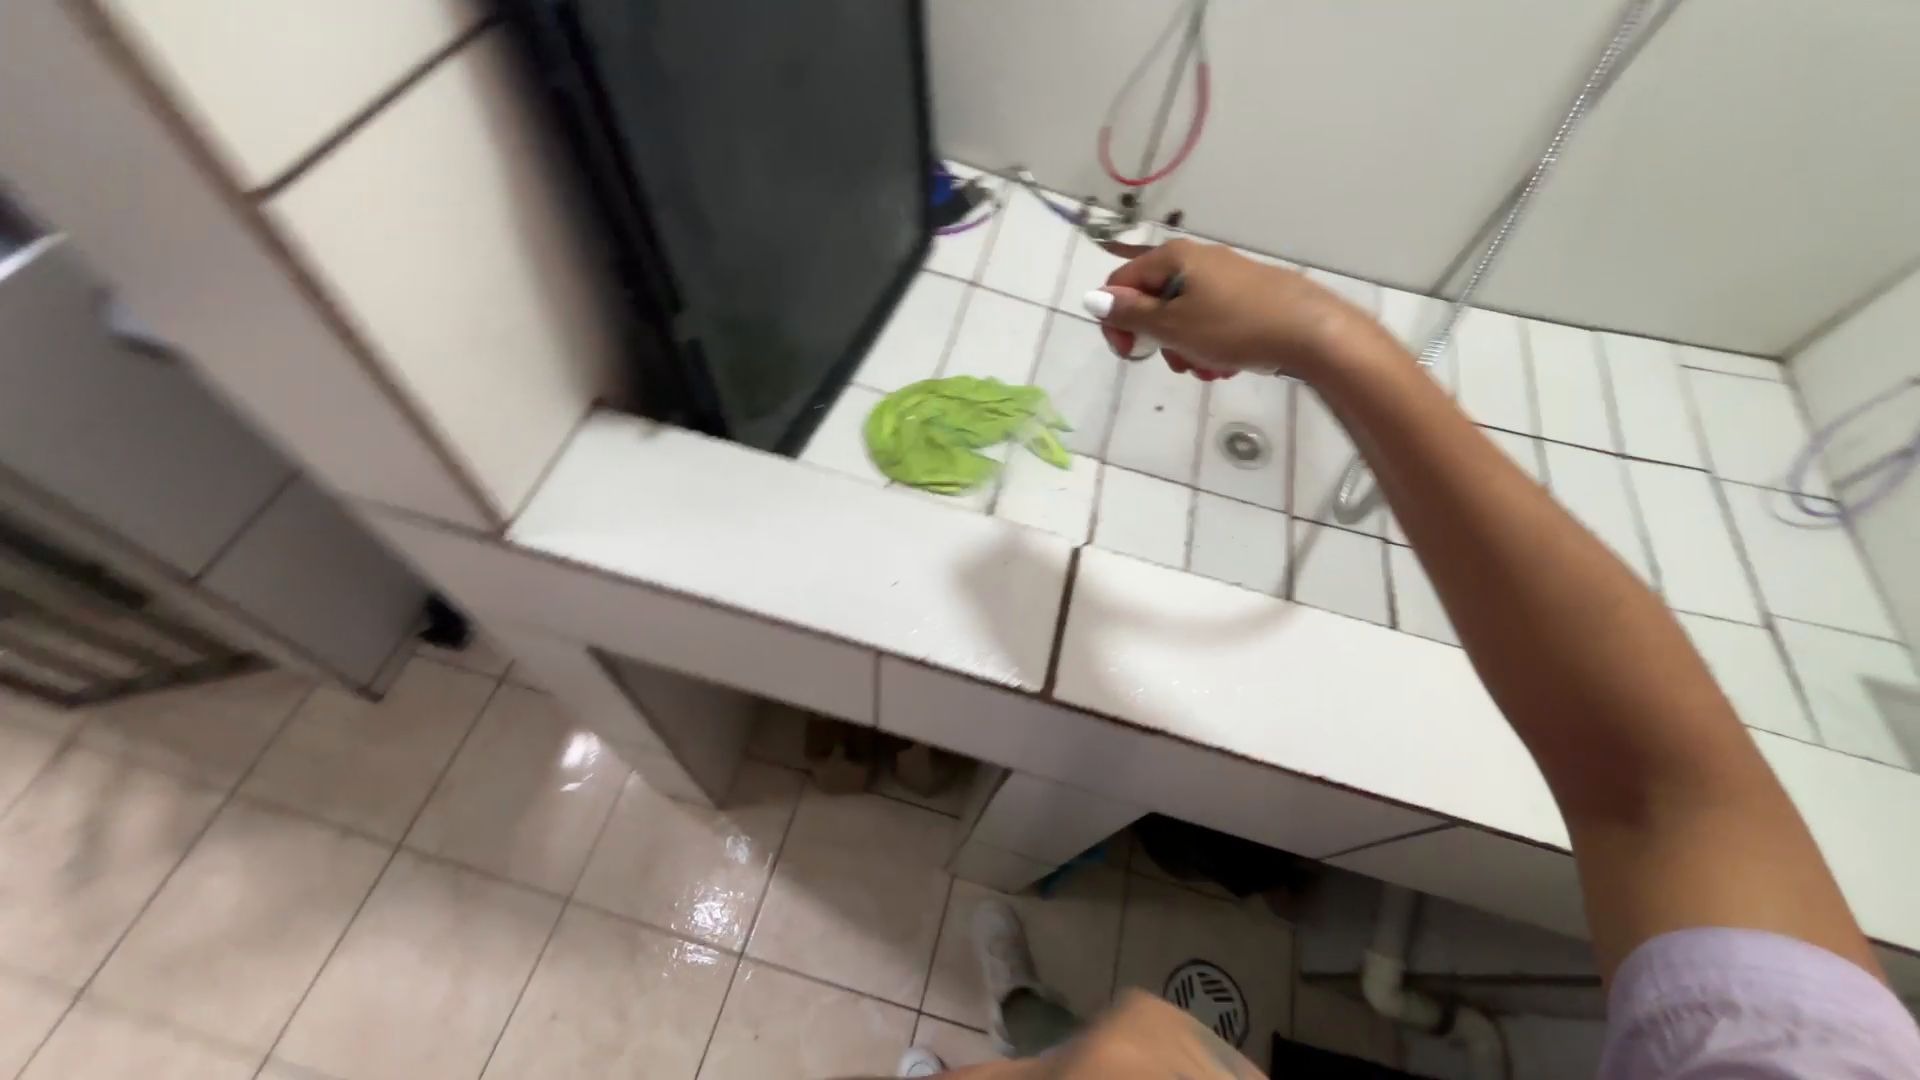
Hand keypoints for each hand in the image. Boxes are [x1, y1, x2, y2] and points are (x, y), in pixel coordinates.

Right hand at [1087, 238, 1379, 379]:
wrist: (1309, 332)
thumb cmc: (1234, 326)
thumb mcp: (1172, 325)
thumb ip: (1130, 314)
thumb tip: (1092, 298)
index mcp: (1173, 258)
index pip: (1120, 283)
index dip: (1115, 320)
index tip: (1129, 353)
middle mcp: (1196, 260)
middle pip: (1153, 302)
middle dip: (1157, 339)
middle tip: (1174, 363)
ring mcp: (1224, 277)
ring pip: (1182, 316)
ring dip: (1185, 348)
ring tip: (1206, 368)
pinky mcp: (1247, 296)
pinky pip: (1211, 321)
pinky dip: (1209, 344)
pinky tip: (1226, 363)